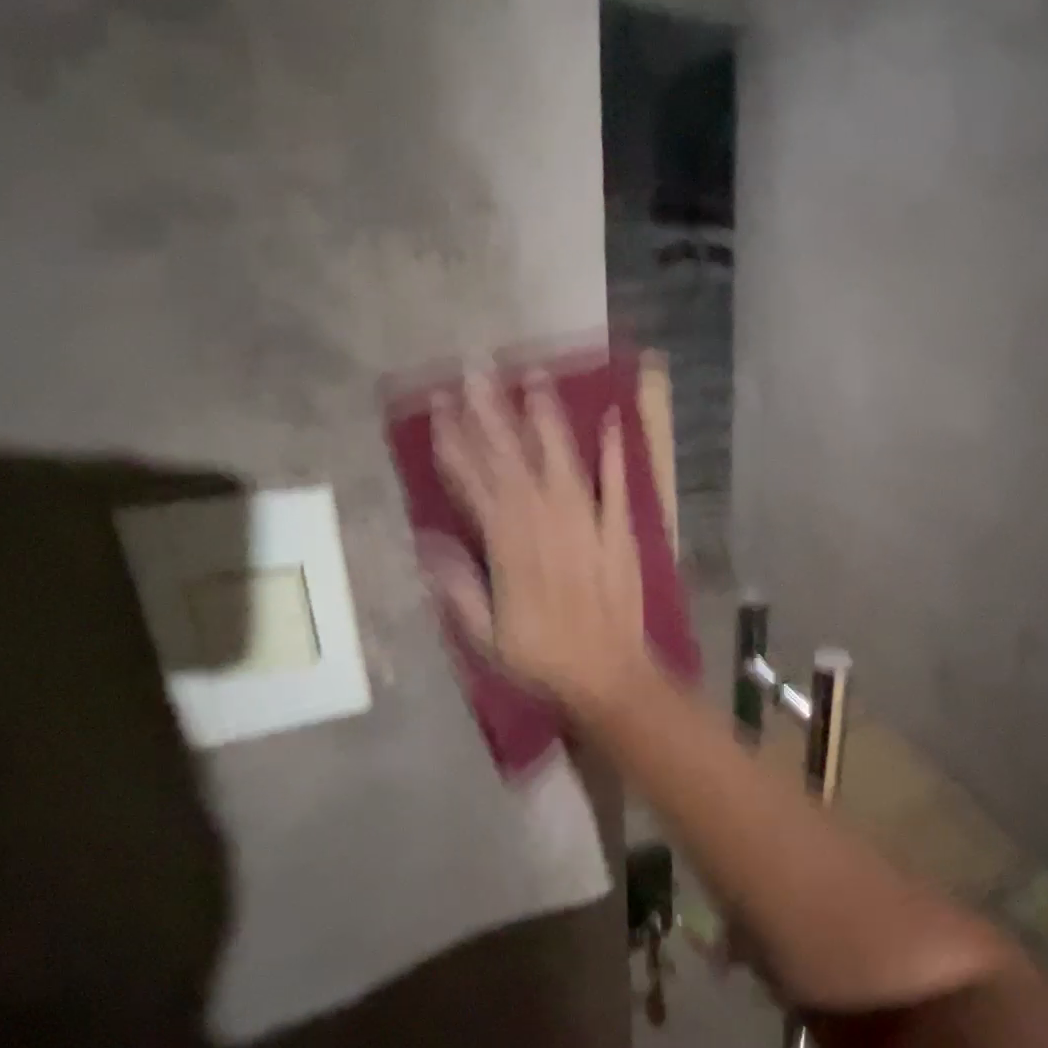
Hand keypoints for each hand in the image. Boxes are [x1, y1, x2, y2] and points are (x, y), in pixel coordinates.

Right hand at [425, 373, 657, 718]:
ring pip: (563, 464)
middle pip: (515, 463)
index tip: (441, 408)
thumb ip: (458, 587)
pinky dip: (614, 454)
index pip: (477, 486)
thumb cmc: (543, 659)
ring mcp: (588, 526)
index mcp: (510, 549)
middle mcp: (548, 527)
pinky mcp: (620, 533)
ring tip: (535, 377)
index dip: (457, 446)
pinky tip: (611, 420)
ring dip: (548, 420)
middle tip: (476, 371)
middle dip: (493, 416)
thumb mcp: (486, 636)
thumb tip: (427, 542)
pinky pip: (617, 487)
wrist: (610, 675)